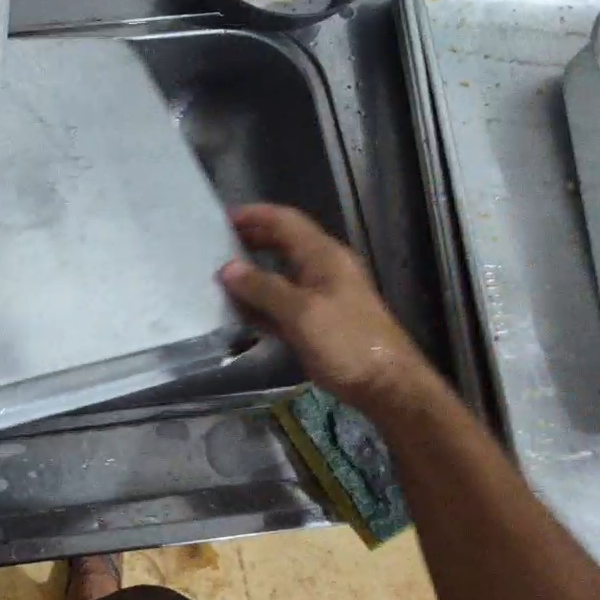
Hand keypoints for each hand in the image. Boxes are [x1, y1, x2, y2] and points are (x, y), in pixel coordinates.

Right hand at [217, 204, 432, 410]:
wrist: (385, 385)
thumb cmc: (346, 341)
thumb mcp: (301, 312)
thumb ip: (263, 288)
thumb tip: (227, 268)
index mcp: (323, 256)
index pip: (285, 222)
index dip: (254, 215)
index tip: (221, 218)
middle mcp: (322, 269)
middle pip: (282, 244)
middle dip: (250, 240)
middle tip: (214, 245)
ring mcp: (319, 295)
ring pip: (279, 274)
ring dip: (251, 273)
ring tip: (218, 275)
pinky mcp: (314, 321)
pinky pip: (281, 303)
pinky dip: (259, 302)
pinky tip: (237, 310)